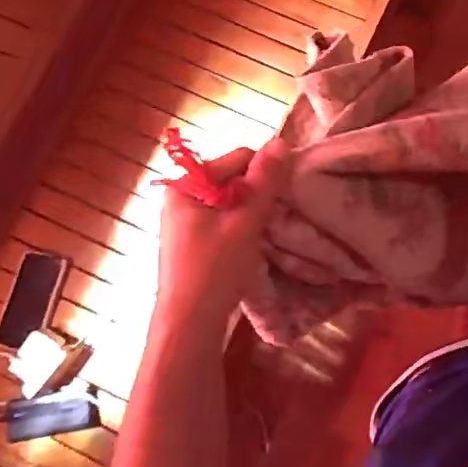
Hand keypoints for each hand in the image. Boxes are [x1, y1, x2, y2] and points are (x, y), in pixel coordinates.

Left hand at [156, 139, 291, 311]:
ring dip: (253, 211)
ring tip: (270, 229)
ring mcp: (185, 221)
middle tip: (280, 213)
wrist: (189, 324)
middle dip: (259, 192)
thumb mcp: (245, 221)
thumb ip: (264, 181)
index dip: (265, 172)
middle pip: (233, 179)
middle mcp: (181, 197)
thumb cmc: (214, 268)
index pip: (237, 158)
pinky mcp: (193, 242)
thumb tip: (281, 141)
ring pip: (231, 201)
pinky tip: (255, 243)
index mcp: (186, 185)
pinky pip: (225, 220)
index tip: (286, 192)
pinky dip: (243, 226)